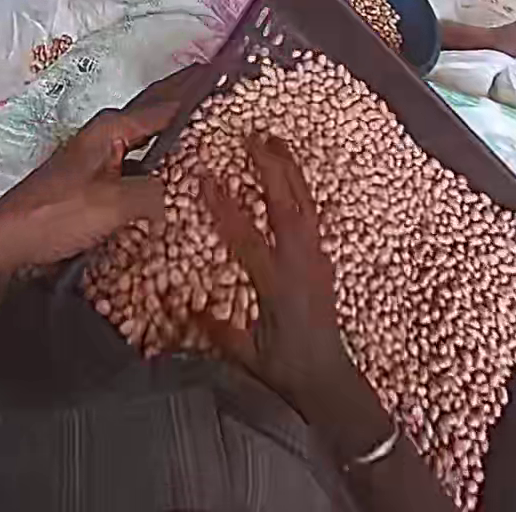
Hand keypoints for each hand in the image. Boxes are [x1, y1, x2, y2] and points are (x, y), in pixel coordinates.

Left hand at [0, 64, 204, 272]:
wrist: (7, 239)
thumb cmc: (57, 214)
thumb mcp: (112, 205)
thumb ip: (155, 193)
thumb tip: (188, 191)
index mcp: (113, 127)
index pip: (167, 104)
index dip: (198, 91)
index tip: (226, 76)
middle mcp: (109, 131)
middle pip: (156, 105)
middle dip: (186, 90)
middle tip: (220, 78)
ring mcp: (102, 152)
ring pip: (149, 130)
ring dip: (176, 120)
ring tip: (208, 116)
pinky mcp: (99, 173)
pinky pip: (141, 154)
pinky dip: (162, 149)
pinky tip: (177, 162)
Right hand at [199, 133, 363, 411]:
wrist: (329, 377)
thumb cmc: (284, 367)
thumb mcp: (245, 354)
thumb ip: (216, 327)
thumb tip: (186, 303)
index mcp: (276, 284)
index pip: (246, 236)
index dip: (224, 206)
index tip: (207, 179)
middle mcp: (299, 262)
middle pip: (286, 205)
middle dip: (270, 168)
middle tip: (254, 137)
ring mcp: (315, 255)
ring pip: (304, 202)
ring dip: (289, 168)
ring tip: (275, 141)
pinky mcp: (323, 255)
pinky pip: (312, 212)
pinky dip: (300, 186)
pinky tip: (291, 172)